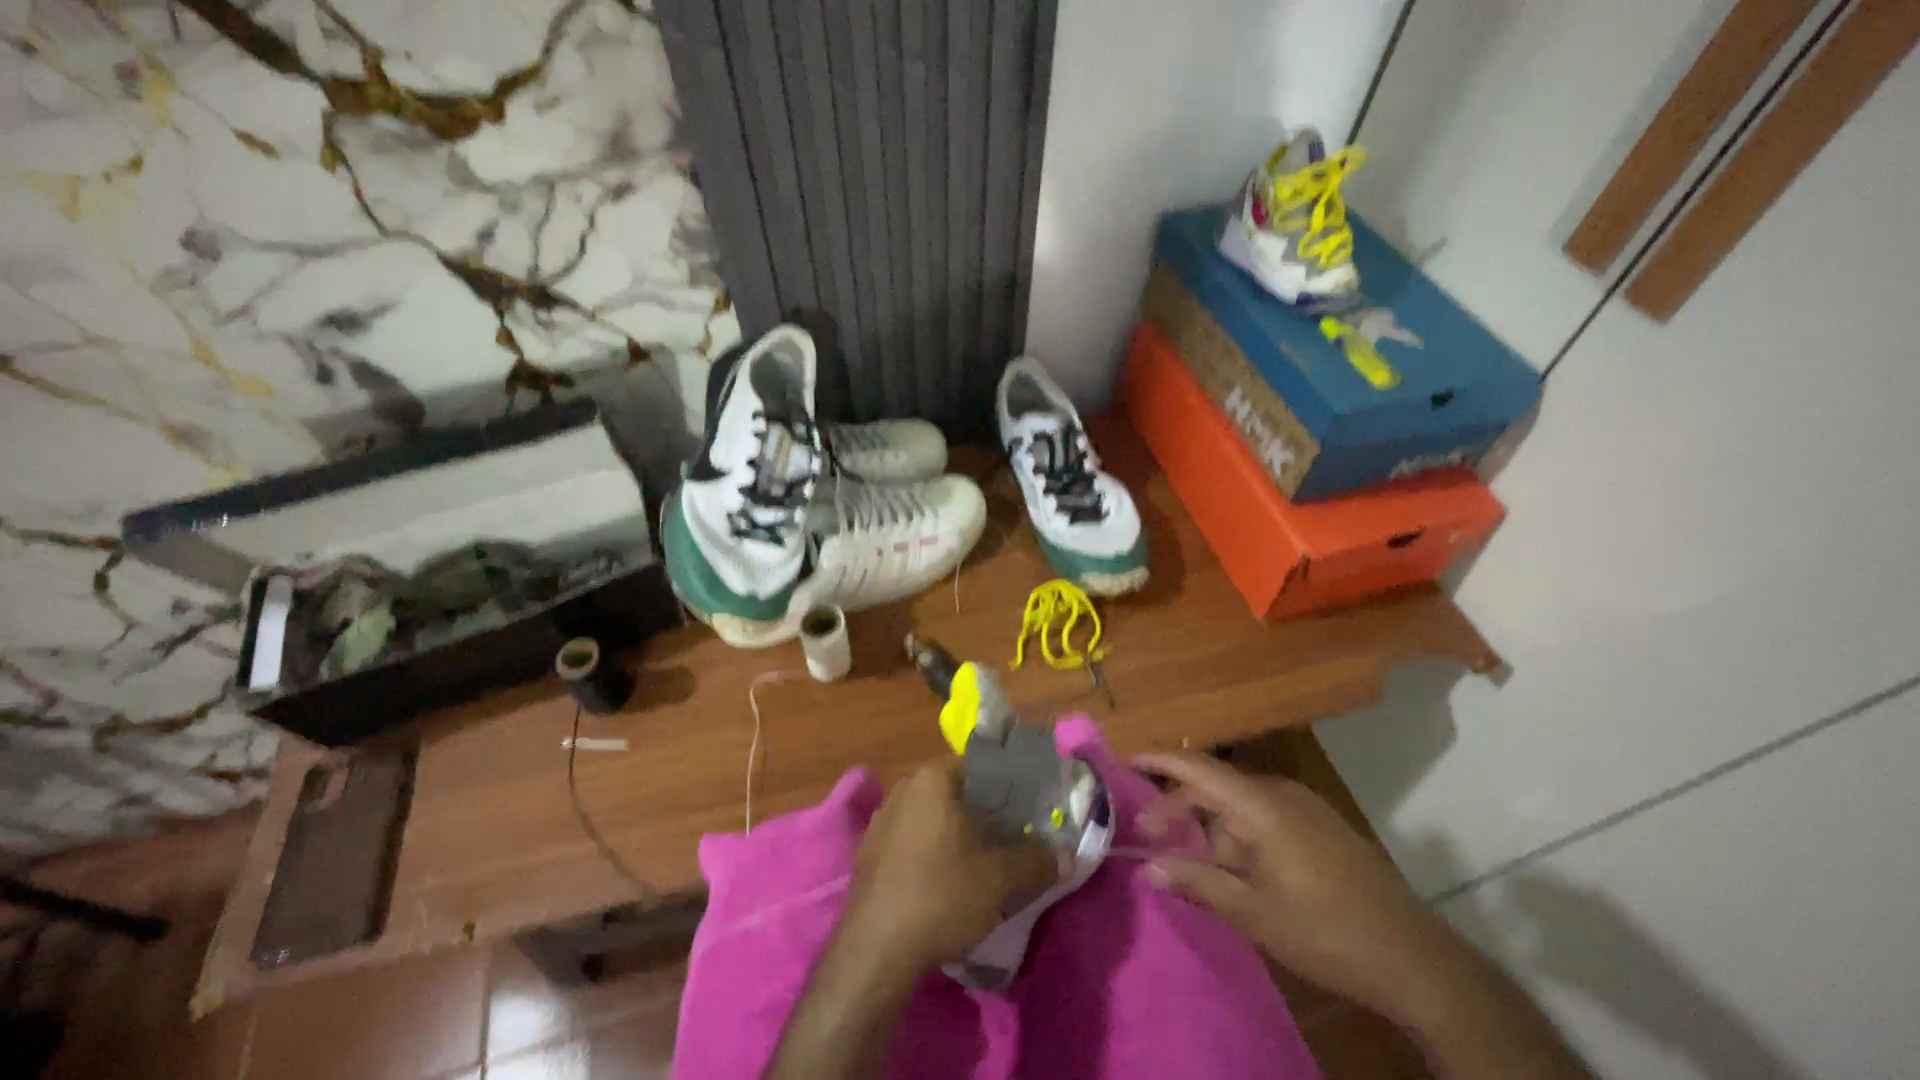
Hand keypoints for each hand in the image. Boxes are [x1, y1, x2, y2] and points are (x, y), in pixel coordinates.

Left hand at [842, 760, 1058, 971]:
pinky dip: (935, 855)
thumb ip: (1038, 861)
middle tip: (1018, 838)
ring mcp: (881, 823)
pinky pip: (914, 844)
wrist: (876, 951)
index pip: (981, 765)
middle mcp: (902, 789)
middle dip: (988, 814)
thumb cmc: (942, 895)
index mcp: (932, 778)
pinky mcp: (870, 856)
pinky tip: (951, 884)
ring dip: (961, 837)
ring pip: (934, 820)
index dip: (1012, 785)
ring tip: (989, 864)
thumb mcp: (1002, 879)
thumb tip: (1065, 856)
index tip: (1033, 808)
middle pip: (957, 793)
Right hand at [1136, 751, 1471, 1027]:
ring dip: (1213, 831)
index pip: (1200, 769)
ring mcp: (1308, 811)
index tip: (1125, 759)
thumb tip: (1148, 866)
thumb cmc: (1325, 932)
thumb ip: (1197, 883)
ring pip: (1243, 807)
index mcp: (1264, 808)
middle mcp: (1285, 797)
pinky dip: (1242, 837)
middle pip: (1218, 788)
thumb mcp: (1252, 912)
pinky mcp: (1324, 830)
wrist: (1414, 958)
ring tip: (1199, 872)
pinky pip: (1267, 819)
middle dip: (1180, 808)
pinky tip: (1238, 874)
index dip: (1161, 761)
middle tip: (1151, 840)